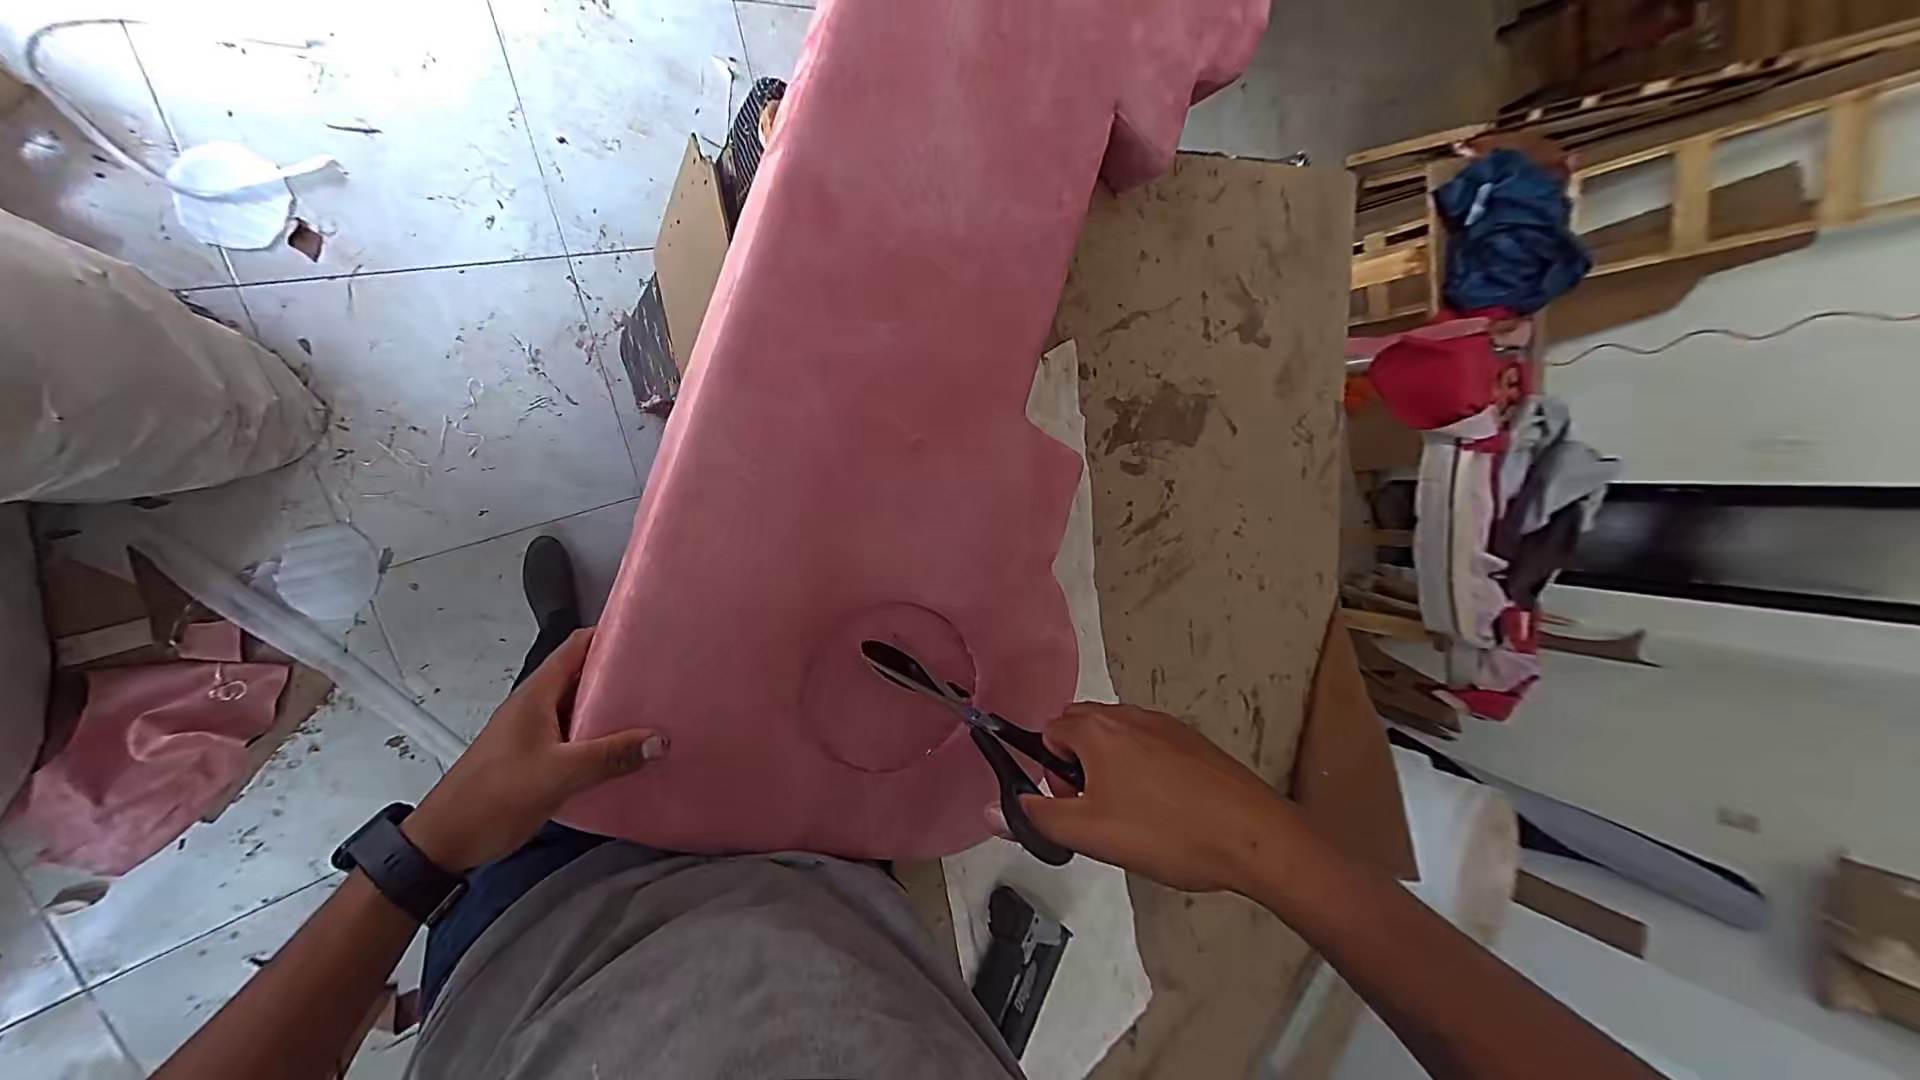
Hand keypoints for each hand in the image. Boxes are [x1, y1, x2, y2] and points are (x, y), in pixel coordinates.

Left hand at [402, 628, 666, 871]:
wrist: (443, 845)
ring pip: (584, 706)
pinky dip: (604, 735)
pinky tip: (627, 749)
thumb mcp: (558, 773)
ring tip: (653, 710)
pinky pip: (580, 734)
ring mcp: (536, 731)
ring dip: (615, 707)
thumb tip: (659, 741)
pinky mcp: (539, 756)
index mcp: (536, 695)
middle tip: (660, 675)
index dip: (610, 633)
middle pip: (585, 674)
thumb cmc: (489, 798)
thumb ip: (611, 756)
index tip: (646, 634)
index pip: (577, 646)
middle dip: (622, 672)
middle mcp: (536, 706)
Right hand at [1004, 702, 1307, 892]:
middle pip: (1080, 726)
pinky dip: (1140, 765)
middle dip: (1076, 763)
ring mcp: (1163, 723)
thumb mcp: (1091, 833)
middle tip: (1099, 809)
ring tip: (1132, 812)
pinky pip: (1146, 741)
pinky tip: (1165, 805)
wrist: (1255, 837)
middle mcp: (1127, 714)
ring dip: (1108, 765)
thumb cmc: (1166, 832)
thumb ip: (1037, 816)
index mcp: (1098, 729)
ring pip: (1114, 735)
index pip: (1050, 731)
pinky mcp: (1191, 738)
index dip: (1053, 770)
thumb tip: (991, 808)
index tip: (1076, 804)